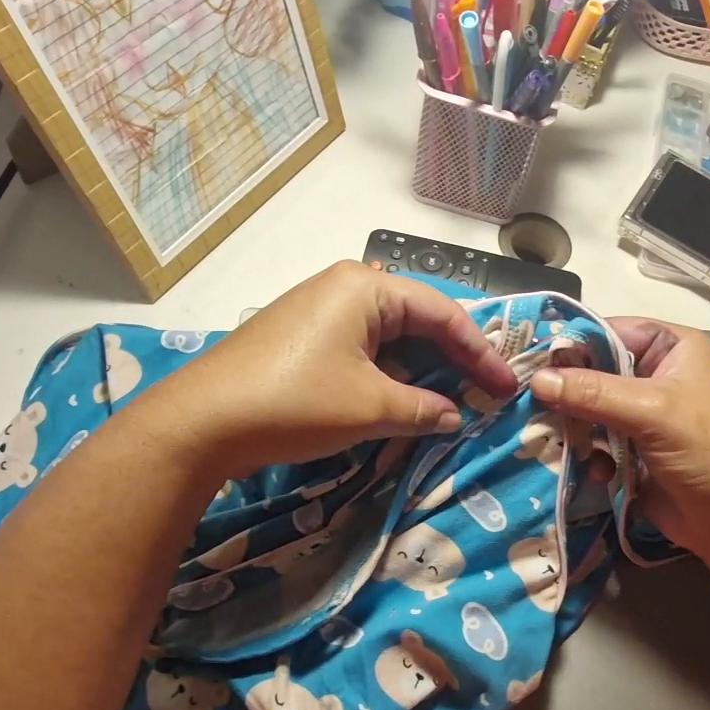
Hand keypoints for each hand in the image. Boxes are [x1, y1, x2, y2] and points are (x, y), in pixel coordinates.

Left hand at [134, 263, 517, 471]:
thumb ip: (424, 408)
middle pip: (419, 319)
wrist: (203, 422)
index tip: (507, 386)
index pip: (443, 314)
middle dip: (455, 358)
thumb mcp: (372, 406)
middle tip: (487, 391)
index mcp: (368, 288)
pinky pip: (364, 348)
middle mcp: (346, 287)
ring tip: (455, 398)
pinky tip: (406, 399)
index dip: (482, 352)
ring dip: (424, 369)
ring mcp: (321, 310)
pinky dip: (391, 373)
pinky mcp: (304, 337)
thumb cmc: (296, 402)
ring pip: (391, 336)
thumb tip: (455, 416)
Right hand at [528, 318, 709, 556]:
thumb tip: (537, 379)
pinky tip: (591, 470)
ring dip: (573, 427)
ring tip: (555, 441)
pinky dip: (586, 453)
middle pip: (593, 370)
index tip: (528, 361)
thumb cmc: (706, 450)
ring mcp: (641, 413)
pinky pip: (594, 440)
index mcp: (671, 347)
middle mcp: (655, 373)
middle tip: (528, 404)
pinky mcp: (630, 449)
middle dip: (565, 391)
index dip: (570, 344)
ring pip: (588, 408)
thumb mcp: (652, 411)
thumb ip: (593, 393)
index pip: (608, 330)